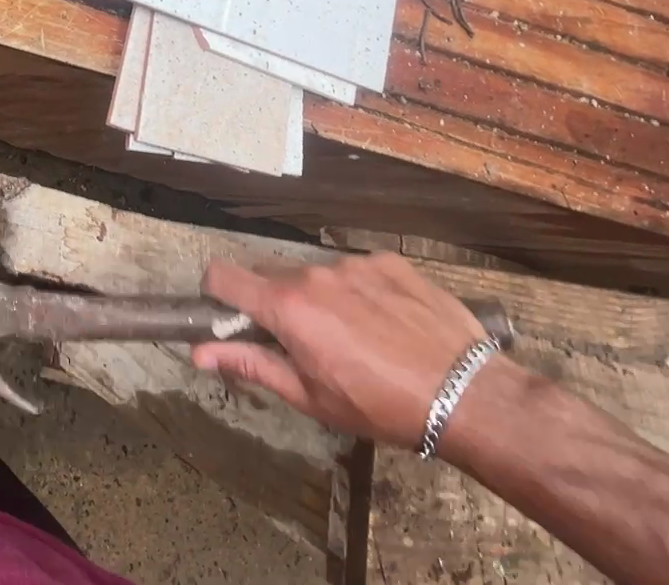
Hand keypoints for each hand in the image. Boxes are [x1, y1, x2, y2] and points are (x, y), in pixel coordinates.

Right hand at [190, 253, 493, 448]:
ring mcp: (352, 264)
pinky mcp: (388, 262)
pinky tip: (385, 321)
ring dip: (317, 297)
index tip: (230, 315)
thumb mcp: (309, 395)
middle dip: (274, 303)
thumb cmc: (380, 406)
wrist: (471, 398)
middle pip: (269, 276)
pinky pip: (353, 269)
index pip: (221, 275)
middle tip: (303, 341)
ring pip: (313, 273)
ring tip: (354, 334)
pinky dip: (357, 290)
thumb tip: (197, 353)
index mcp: (286, 306)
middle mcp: (312, 274)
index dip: (216, 293)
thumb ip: (249, 364)